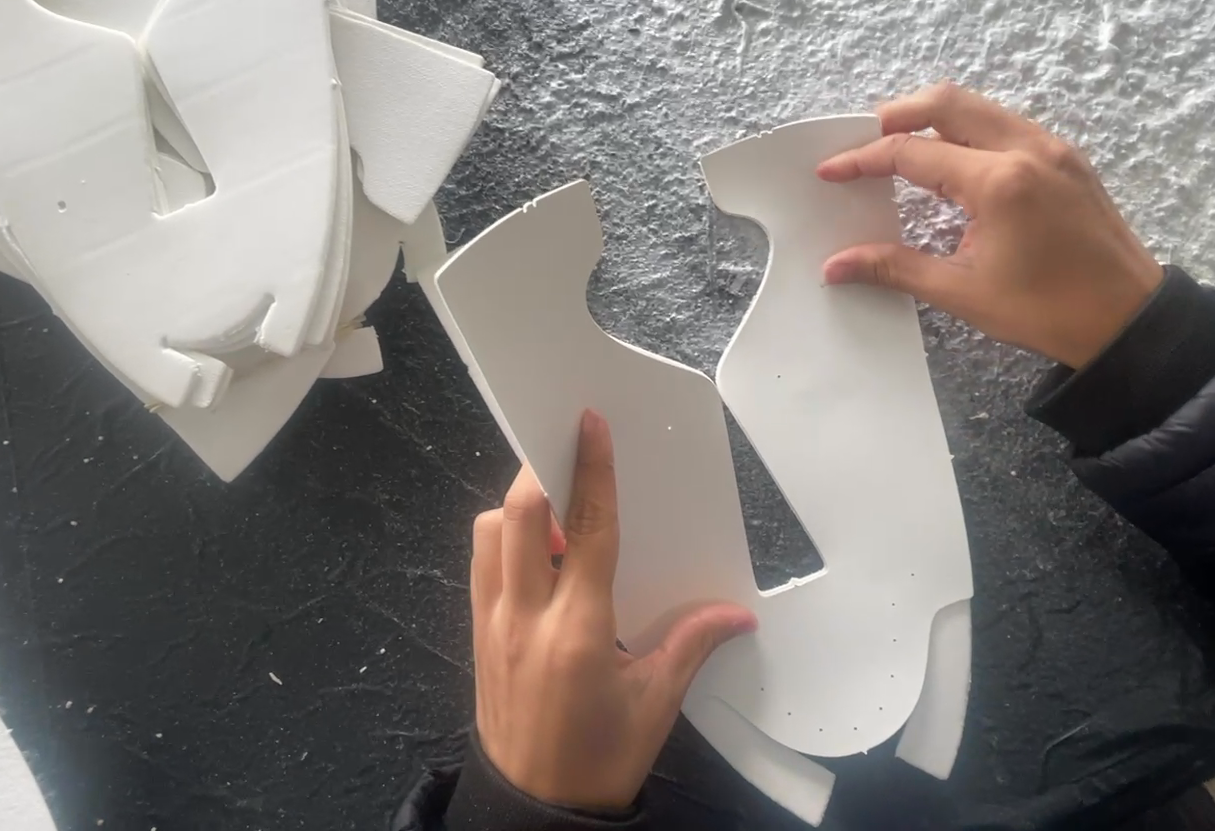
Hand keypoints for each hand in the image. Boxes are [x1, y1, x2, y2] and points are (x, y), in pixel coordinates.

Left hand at [470, 411, 757, 810]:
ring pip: (488, 532)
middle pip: (519, 515)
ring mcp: (491, 623)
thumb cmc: (599, 759)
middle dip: (539, 468)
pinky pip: (480, 563)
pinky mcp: (475, 633)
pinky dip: (502, 537)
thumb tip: (738, 614)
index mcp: (579, 630)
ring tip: (555, 515)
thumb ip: (691, 645)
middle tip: (564, 449)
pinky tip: (534, 553)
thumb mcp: (655, 707)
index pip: (587, 529)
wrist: (531, 815)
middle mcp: (526, 616)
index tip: (590, 424)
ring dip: (517, 506)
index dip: (591, 470)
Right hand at [817, 83, 1162, 368]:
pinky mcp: (1065, 157)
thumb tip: (834, 266)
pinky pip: (1003, 123)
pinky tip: (948, 161)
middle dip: (896, 114)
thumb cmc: (1045, 311)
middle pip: (947, 102)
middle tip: (861, 140)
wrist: (1129, 321)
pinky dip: (965, 129)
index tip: (830, 170)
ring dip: (931, 117)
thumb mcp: (960, 291)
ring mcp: (1052, 148)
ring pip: (978, 106)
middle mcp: (1027, 149)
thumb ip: (892, 267)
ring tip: (897, 145)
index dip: (863, 159)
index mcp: (1000, 182)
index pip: (913, 151)